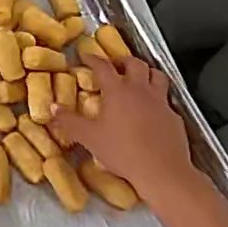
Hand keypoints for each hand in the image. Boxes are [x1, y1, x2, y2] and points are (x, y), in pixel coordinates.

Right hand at [55, 54, 207, 209]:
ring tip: (137, 78)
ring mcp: (160, 102)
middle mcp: (140, 90)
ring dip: (145, 72)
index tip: (85, 56)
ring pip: (157, 75)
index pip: (103, 66)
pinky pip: (165, 98)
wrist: (162, 170)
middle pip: (134, 63)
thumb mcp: (89, 137)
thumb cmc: (122, 151)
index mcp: (117, 91)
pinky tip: (151, 109)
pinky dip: (157, 97)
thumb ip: (70, 121)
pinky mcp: (174, 116)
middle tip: (114, 66)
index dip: (93, 59)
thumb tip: (53, 108)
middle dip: (122, 61)